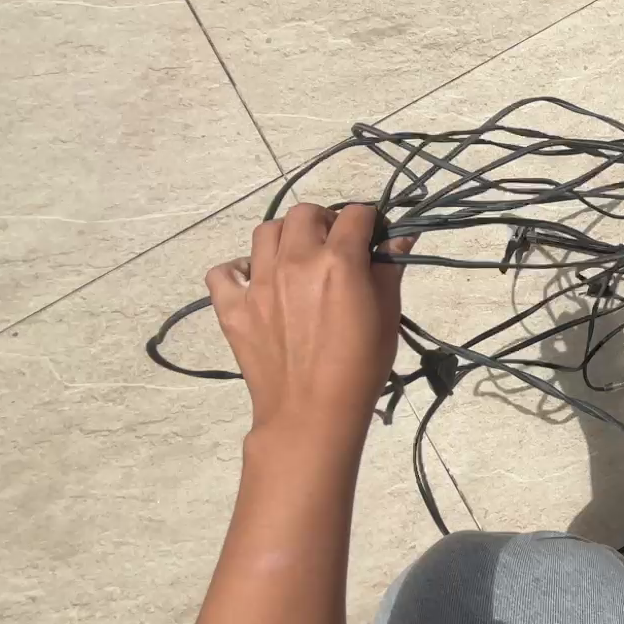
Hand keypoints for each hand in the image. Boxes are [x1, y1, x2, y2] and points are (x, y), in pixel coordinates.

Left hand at [205, 203, 412, 447]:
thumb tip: (399, 238)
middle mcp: (295, 261)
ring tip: (300, 258)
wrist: (314, 410)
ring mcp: (258, 283)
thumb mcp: (388, 311)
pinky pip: (224, 271)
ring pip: (266, 231)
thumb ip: (389, 268)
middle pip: (305, 212)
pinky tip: (260, 282)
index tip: (375, 237)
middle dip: (327, 220)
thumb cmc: (363, 361)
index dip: (371, 221)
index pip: (356, 214)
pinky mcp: (232, 307)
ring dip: (287, 236)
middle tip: (338, 245)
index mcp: (339, 261)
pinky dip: (240, 269)